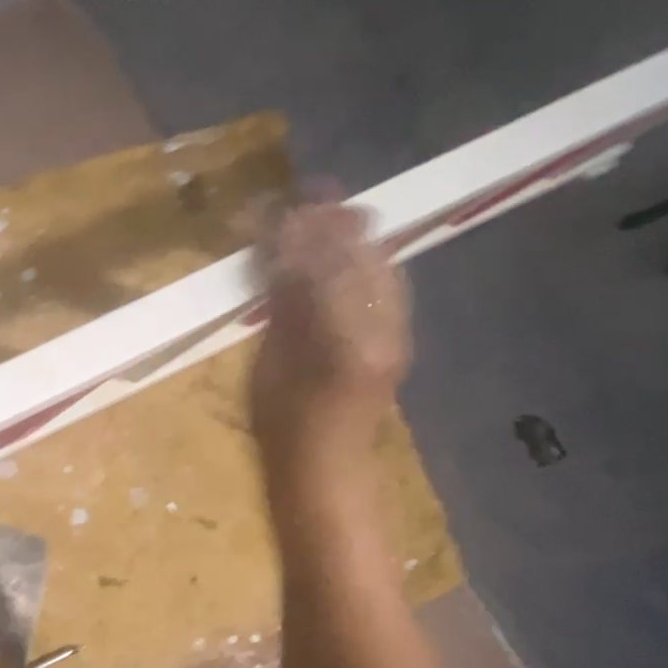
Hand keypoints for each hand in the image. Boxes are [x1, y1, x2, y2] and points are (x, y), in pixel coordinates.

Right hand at [249, 193, 410, 476]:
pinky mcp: (398, 335)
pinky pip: (384, 282)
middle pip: (360, 255)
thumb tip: (278, 250)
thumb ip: (281, 307)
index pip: (322, 265)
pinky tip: (342, 250)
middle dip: (329, 221)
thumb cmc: (282, 430)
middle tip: (301, 196)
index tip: (273, 207)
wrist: (326, 471)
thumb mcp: (269, 367)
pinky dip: (361, 259)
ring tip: (323, 210)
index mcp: (342, 340)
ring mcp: (397, 331)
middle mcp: (382, 328)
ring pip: (379, 262)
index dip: (297, 231)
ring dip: (349, 234)